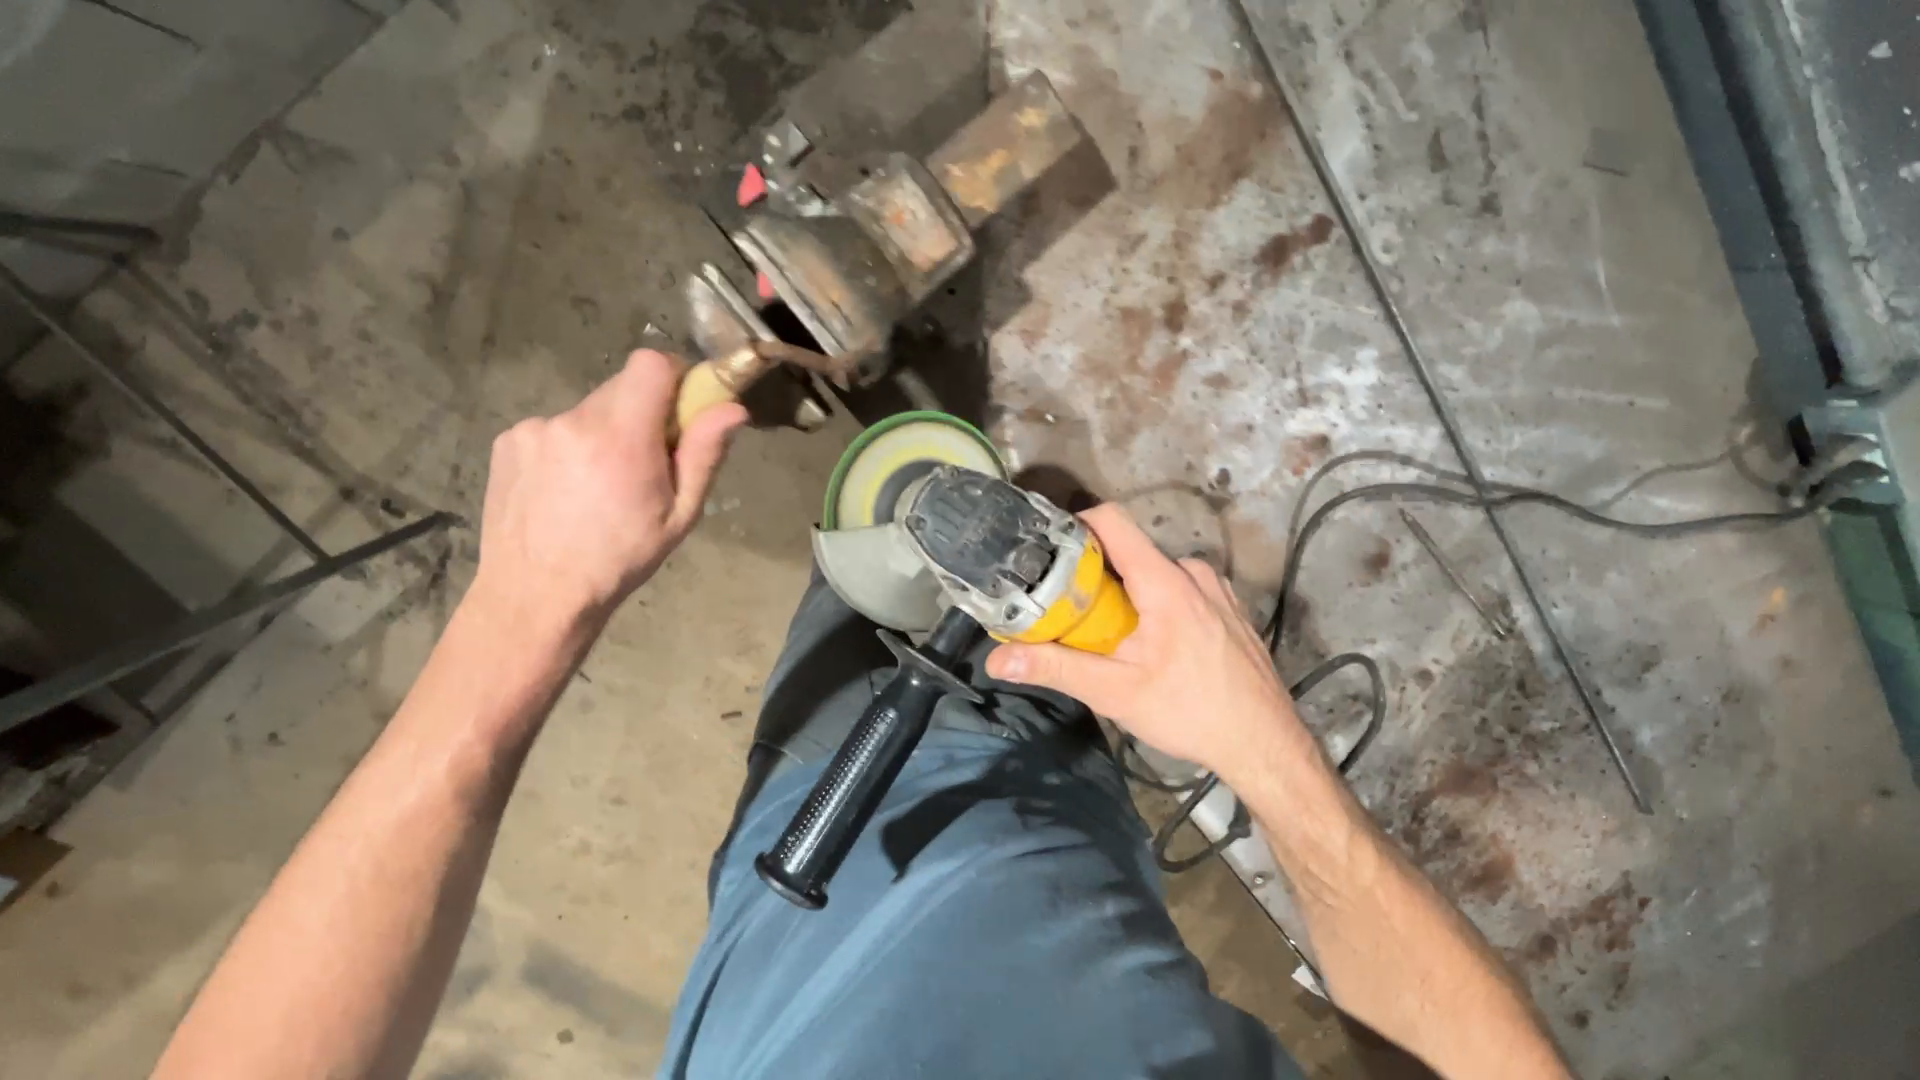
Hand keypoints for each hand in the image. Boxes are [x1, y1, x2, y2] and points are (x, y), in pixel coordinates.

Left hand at [471, 349, 747, 634]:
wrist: (535, 595)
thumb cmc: (619, 560)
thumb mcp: (678, 516)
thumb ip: (704, 455)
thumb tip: (733, 408)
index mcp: (622, 437)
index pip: (651, 363)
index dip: (673, 376)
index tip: (681, 409)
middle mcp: (574, 420)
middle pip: (621, 387)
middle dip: (641, 414)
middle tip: (644, 464)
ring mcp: (535, 428)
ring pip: (588, 411)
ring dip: (604, 434)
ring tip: (599, 487)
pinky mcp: (508, 440)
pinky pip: (555, 428)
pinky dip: (569, 448)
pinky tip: (566, 491)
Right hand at [985, 504, 1315, 783]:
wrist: (1264, 744)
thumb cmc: (1190, 712)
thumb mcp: (1115, 693)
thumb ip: (1055, 667)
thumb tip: (999, 658)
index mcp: (1165, 580)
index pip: (1112, 521)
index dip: (1075, 526)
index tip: (1049, 552)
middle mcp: (1194, 572)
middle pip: (1130, 554)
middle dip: (1097, 579)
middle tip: (1072, 615)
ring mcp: (1217, 589)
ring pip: (1155, 575)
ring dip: (1129, 598)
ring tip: (1113, 640)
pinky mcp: (1230, 608)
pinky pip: (1181, 591)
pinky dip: (1158, 609)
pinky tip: (1156, 650)